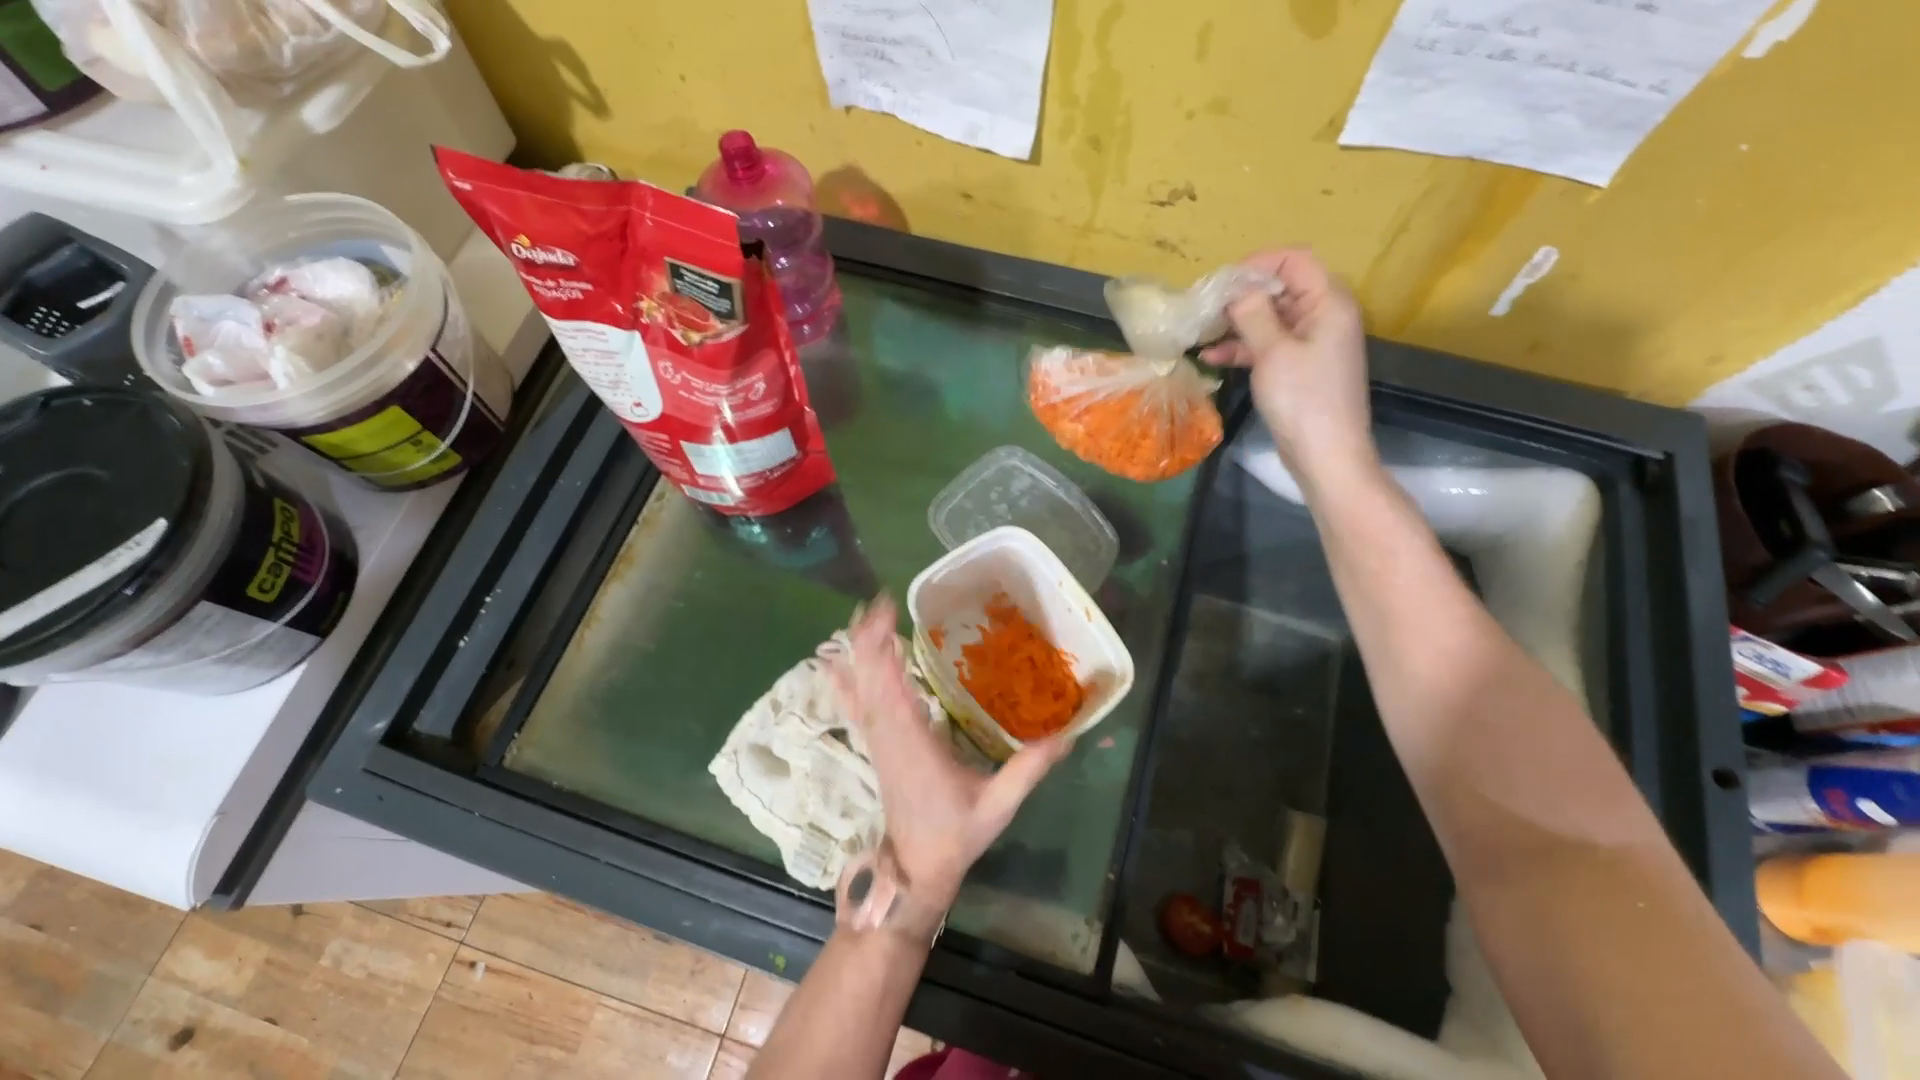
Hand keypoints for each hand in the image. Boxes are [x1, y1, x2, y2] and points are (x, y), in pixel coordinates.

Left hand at [829, 595, 1073, 913]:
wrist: (917, 869)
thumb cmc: (957, 836)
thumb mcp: (998, 805)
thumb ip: (1027, 770)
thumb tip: (1065, 735)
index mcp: (914, 747)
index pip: (892, 692)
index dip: (885, 654)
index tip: (888, 617)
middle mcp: (890, 739)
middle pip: (870, 683)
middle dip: (870, 642)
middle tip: (878, 603)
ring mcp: (879, 743)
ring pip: (861, 691)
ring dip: (859, 654)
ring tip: (860, 617)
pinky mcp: (878, 748)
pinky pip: (857, 709)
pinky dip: (845, 683)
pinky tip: (831, 664)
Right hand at [1201, 249, 1375, 480]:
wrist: (1326, 455)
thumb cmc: (1303, 399)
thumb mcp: (1273, 352)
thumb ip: (1252, 313)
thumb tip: (1235, 291)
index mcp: (1328, 303)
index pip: (1294, 260)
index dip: (1258, 264)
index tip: (1222, 283)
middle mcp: (1323, 316)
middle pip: (1281, 288)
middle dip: (1242, 295)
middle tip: (1205, 308)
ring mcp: (1311, 344)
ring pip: (1271, 319)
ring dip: (1237, 324)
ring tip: (1201, 332)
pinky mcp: (1299, 369)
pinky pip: (1269, 346)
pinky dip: (1242, 349)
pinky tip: (1210, 358)